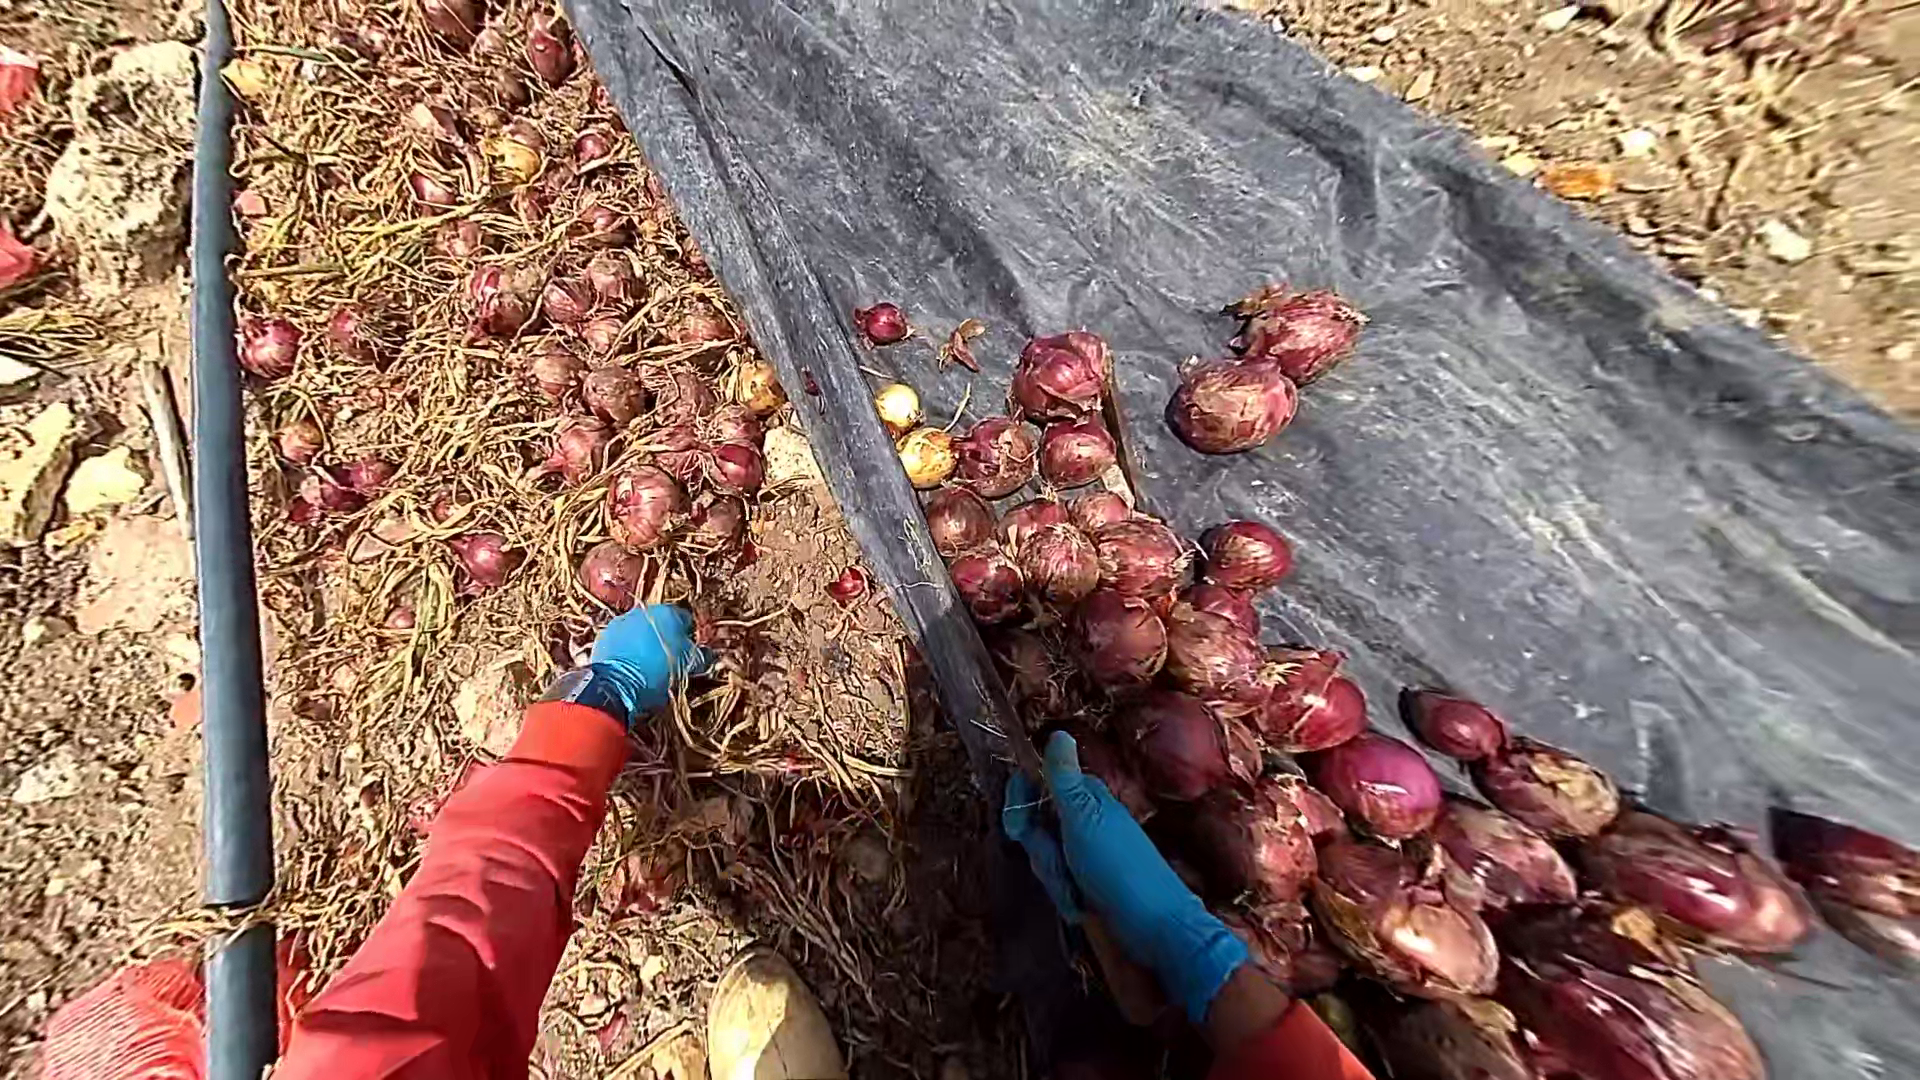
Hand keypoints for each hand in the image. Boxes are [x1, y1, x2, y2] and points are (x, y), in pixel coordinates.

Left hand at [588, 604, 710, 723]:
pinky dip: (626, 650)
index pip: (686, 619)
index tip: (690, 651)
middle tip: (670, 659)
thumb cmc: (658, 671)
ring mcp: (620, 623)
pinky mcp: (602, 637)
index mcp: (669, 613)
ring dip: (645, 642)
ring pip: (640, 630)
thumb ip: (702, 655)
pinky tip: (630, 667)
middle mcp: (644, 611)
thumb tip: (708, 654)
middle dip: (666, 637)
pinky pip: (621, 641)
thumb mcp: (689, 666)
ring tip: (648, 665)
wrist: (615, 686)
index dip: (690, 636)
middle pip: (661, 623)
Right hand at [1002, 731, 1247, 1023]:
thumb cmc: (1120, 867)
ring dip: (1055, 878)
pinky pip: (1058, 882)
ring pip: (1043, 856)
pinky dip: (1066, 896)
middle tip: (1062, 865)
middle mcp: (1082, 818)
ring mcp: (1084, 852)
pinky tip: (1082, 907)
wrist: (1156, 929)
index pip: (1034, 784)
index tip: (1017, 827)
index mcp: (1083, 795)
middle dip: (1042, 852)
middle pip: (1034, 825)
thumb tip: (1058, 732)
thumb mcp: (1084, 818)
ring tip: (1077, 892)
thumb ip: (1063, 777)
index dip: (1019, 804)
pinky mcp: (1086, 882)